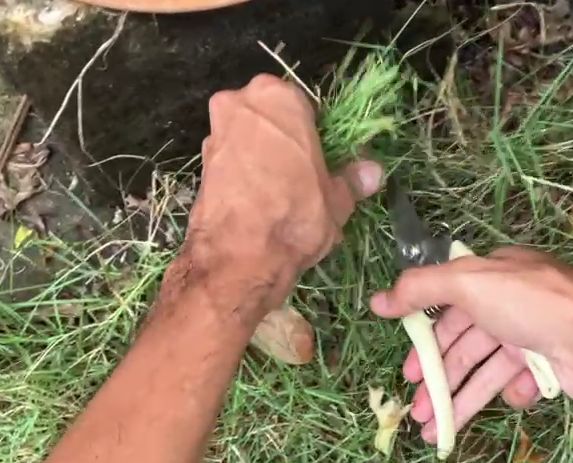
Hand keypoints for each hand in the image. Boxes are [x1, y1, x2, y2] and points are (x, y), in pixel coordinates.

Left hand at [184, 75, 383, 305]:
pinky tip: (257, 207)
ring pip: (248, 141)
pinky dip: (244, 179)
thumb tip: (372, 172)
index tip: (321, 163)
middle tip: (302, 181)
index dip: (314, 137)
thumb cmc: (295, 217)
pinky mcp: (200, 165)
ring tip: (279, 199)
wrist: (240, 257)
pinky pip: (231, 165)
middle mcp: (240, 103)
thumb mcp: (335, 201)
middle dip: (285, 144)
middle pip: (271, 120)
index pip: (304, 107)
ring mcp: (215, 132)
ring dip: (262, 161)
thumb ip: (352, 181)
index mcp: (279, 96)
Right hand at [368, 247, 572, 444]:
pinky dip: (512, 392)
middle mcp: (510, 305)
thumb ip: (421, 289)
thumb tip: (378, 301)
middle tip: (416, 411)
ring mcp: (530, 337)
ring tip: (435, 432)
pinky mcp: (548, 366)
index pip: (448, 309)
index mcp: (493, 277)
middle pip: (463, 348)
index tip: (406, 371)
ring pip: (485, 373)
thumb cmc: (531, 304)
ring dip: (459, 402)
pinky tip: (517, 395)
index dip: (424, 341)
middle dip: (437, 382)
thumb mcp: (469, 283)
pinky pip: (518, 383)